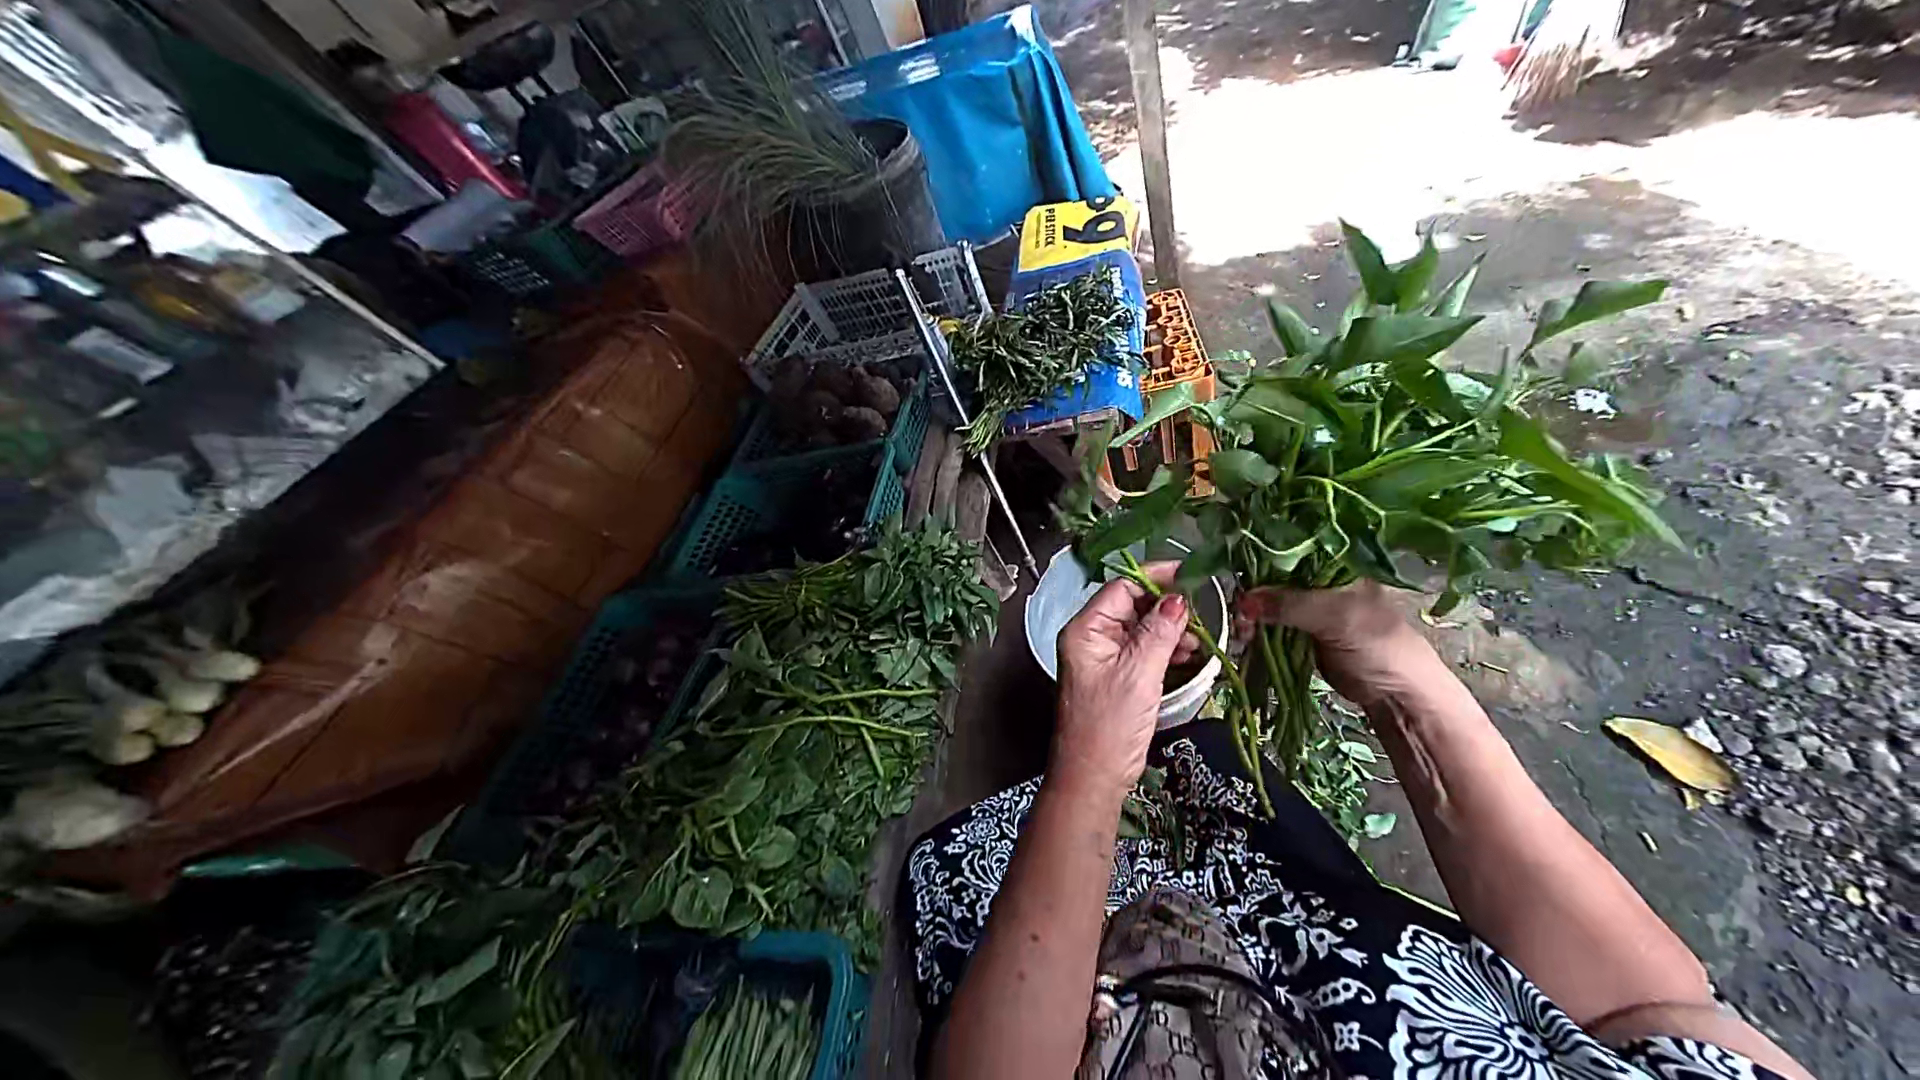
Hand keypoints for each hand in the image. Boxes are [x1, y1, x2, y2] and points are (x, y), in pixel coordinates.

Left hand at [1052, 562, 1197, 799]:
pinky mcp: (1115, 675)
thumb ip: (1159, 632)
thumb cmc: (1109, 725)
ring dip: (1168, 629)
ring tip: (1198, 640)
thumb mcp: (1139, 673)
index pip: (1121, 588)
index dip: (1154, 578)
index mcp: (1085, 630)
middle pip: (1131, 605)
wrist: (1094, 778)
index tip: (1189, 574)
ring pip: (1139, 627)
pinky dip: (1164, 648)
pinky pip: (1141, 649)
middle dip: (1166, 607)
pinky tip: (1187, 654)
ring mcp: (1102, 657)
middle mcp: (1090, 638)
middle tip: (1200, 614)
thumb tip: (1179, 598)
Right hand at [1236, 580, 1438, 707]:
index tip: (1240, 574)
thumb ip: (1289, 604)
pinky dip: (1256, 630)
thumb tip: (1242, 601)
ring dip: (1251, 615)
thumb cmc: (1377, 645)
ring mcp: (1310, 608)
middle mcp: (1321, 582)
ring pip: (1269, 603)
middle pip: (1274, 578)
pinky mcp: (1300, 632)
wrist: (1394, 695)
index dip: (1263, 561)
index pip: (1292, 551)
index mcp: (1337, 565)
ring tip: (1242, 630)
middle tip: (1238, 611)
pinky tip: (1245, 636)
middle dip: (1253, 593)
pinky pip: (1270, 625)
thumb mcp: (1335, 617)